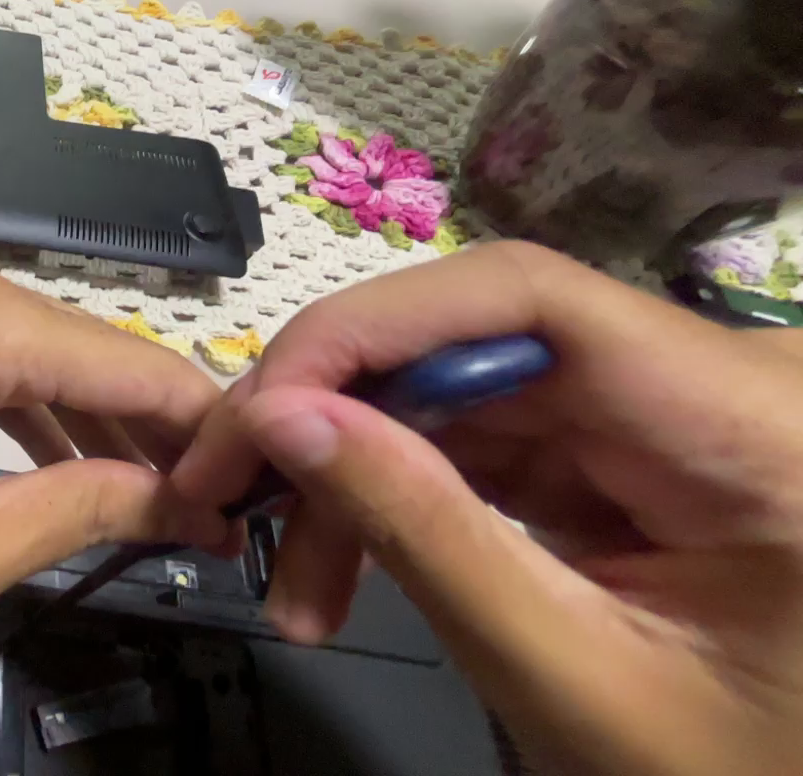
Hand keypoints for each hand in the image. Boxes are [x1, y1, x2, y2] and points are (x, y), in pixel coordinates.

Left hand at [0, 253, 225, 720]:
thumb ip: (82, 513)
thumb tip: (176, 504)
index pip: (136, 368)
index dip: (207, 435)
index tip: (255, 499)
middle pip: (93, 360)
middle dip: (157, 438)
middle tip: (213, 520)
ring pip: (44, 367)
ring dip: (98, 436)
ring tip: (157, 512)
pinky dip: (35, 425)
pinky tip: (71, 480)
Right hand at [171, 241, 802, 775]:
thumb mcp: (574, 677)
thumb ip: (420, 530)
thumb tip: (274, 415)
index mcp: (759, 424)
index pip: (517, 297)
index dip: (361, 330)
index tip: (258, 412)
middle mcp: (706, 382)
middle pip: (452, 345)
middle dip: (324, 420)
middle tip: (225, 495)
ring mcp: (649, 412)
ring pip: (431, 396)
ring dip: (341, 478)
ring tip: (292, 584)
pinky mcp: (603, 447)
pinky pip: (455, 440)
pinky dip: (382, 497)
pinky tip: (337, 563)